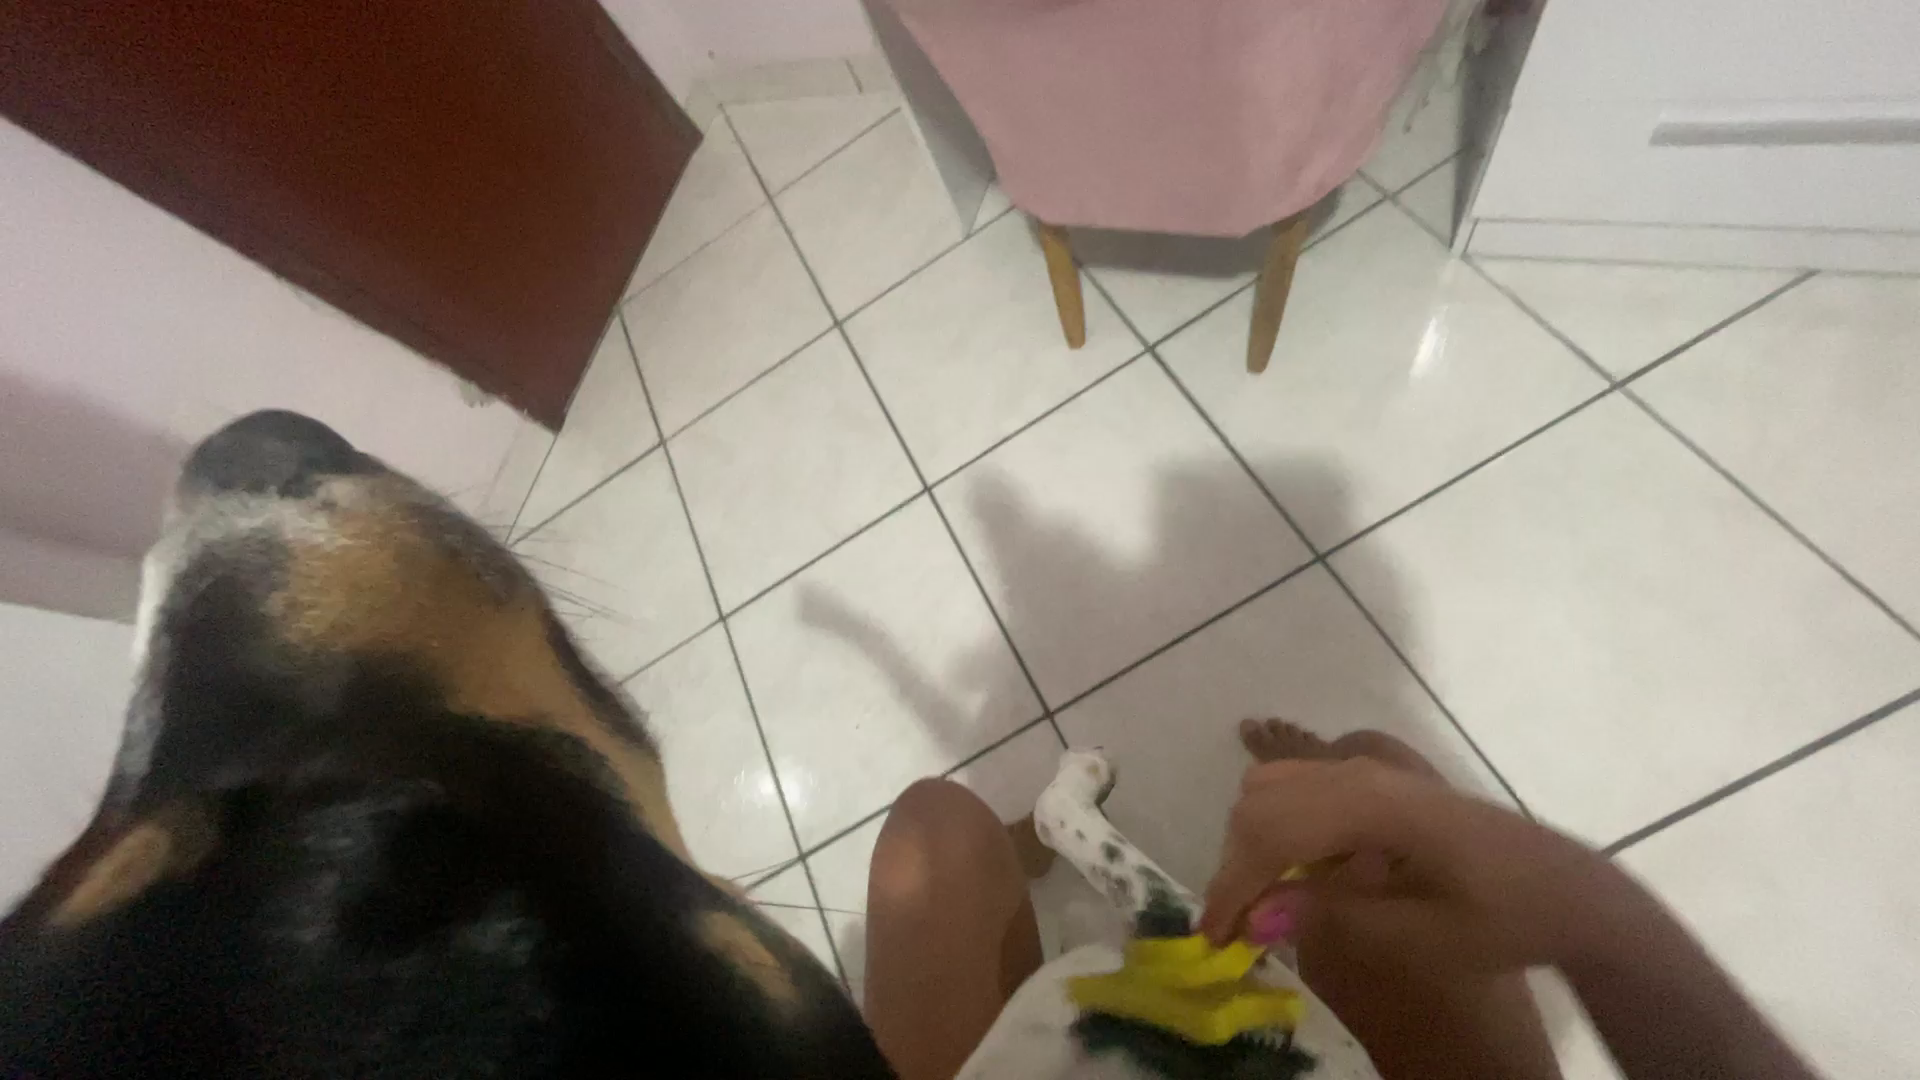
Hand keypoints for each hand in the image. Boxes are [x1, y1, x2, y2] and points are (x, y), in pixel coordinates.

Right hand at [1200, 757, 1639, 973]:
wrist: (1568, 888)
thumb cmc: (1502, 918)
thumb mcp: (1419, 936)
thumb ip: (1330, 917)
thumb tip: (1254, 919)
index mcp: (1371, 806)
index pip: (1272, 834)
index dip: (1233, 885)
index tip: (1213, 936)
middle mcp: (1356, 772)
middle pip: (1258, 802)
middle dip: (1235, 864)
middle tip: (1234, 925)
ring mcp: (1360, 767)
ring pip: (1268, 785)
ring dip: (1250, 840)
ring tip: (1260, 896)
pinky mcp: (1365, 775)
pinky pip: (1293, 783)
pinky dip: (1272, 822)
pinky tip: (1291, 865)